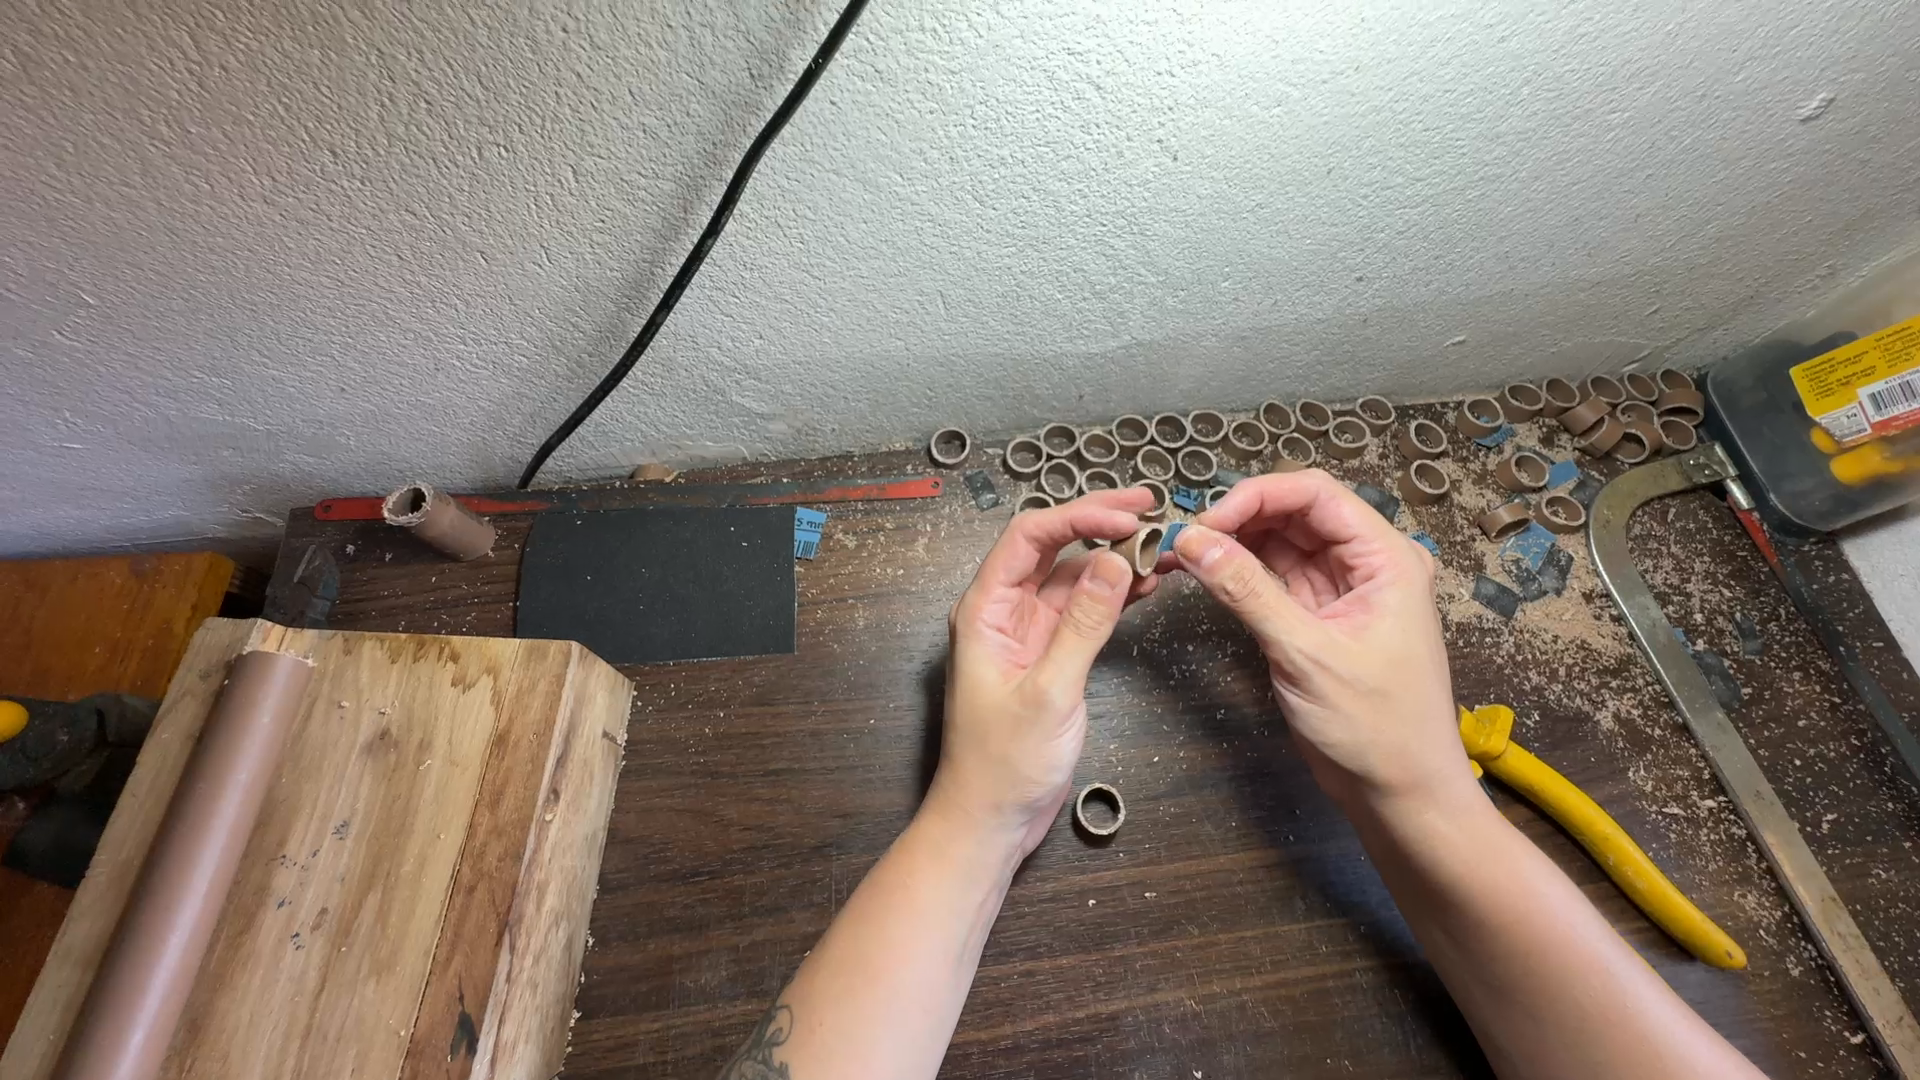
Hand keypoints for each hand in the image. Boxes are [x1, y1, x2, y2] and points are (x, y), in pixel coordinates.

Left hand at [930, 488, 1163, 856]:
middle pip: (1051, 547)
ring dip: (1112, 559)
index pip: (1028, 537)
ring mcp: (1028, 630)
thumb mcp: (1049, 691)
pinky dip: (1112, 595)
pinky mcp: (1049, 652)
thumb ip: (1082, 625)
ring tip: (1160, 546)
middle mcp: (1004, 610)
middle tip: (1150, 508)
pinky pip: (1081, 609)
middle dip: (1098, 523)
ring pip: (1071, 576)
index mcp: (985, 609)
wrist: (991, 818)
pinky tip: (1145, 584)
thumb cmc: (1004, 763)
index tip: (1127, 515)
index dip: (1077, 516)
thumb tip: (1116, 561)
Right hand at [1173, 469, 1470, 810]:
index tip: (1205, 523)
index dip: (1256, 496)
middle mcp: (1363, 563)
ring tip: (1180, 555)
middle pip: (1292, 513)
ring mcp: (1337, 589)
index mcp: (1384, 557)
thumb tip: (1190, 540)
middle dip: (1236, 519)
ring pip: (1276, 543)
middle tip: (1183, 541)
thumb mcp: (1305, 653)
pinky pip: (1269, 577)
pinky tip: (1200, 574)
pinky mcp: (1313, 615)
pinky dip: (1234, 573)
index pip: (1315, 494)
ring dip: (1228, 544)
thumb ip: (1246, 591)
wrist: (1399, 794)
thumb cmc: (1374, 725)